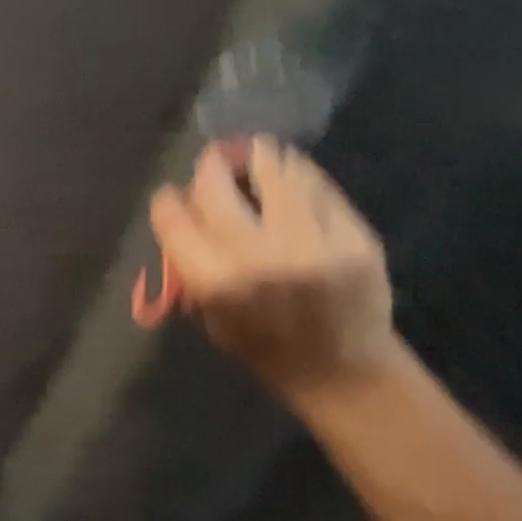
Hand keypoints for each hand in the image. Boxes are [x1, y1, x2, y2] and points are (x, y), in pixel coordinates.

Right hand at [149, 136, 399, 398]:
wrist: (341, 370)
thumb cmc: (262, 346)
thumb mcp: (210, 313)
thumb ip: (194, 264)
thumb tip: (186, 214)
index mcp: (215, 281)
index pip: (174, 219)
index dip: (167, 201)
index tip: (170, 196)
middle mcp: (259, 256)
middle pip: (217, 189)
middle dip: (209, 170)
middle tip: (212, 162)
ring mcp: (312, 244)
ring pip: (277, 177)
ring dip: (261, 159)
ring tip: (255, 151)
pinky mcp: (354, 238)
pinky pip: (320, 191)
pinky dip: (302, 176)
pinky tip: (292, 171)